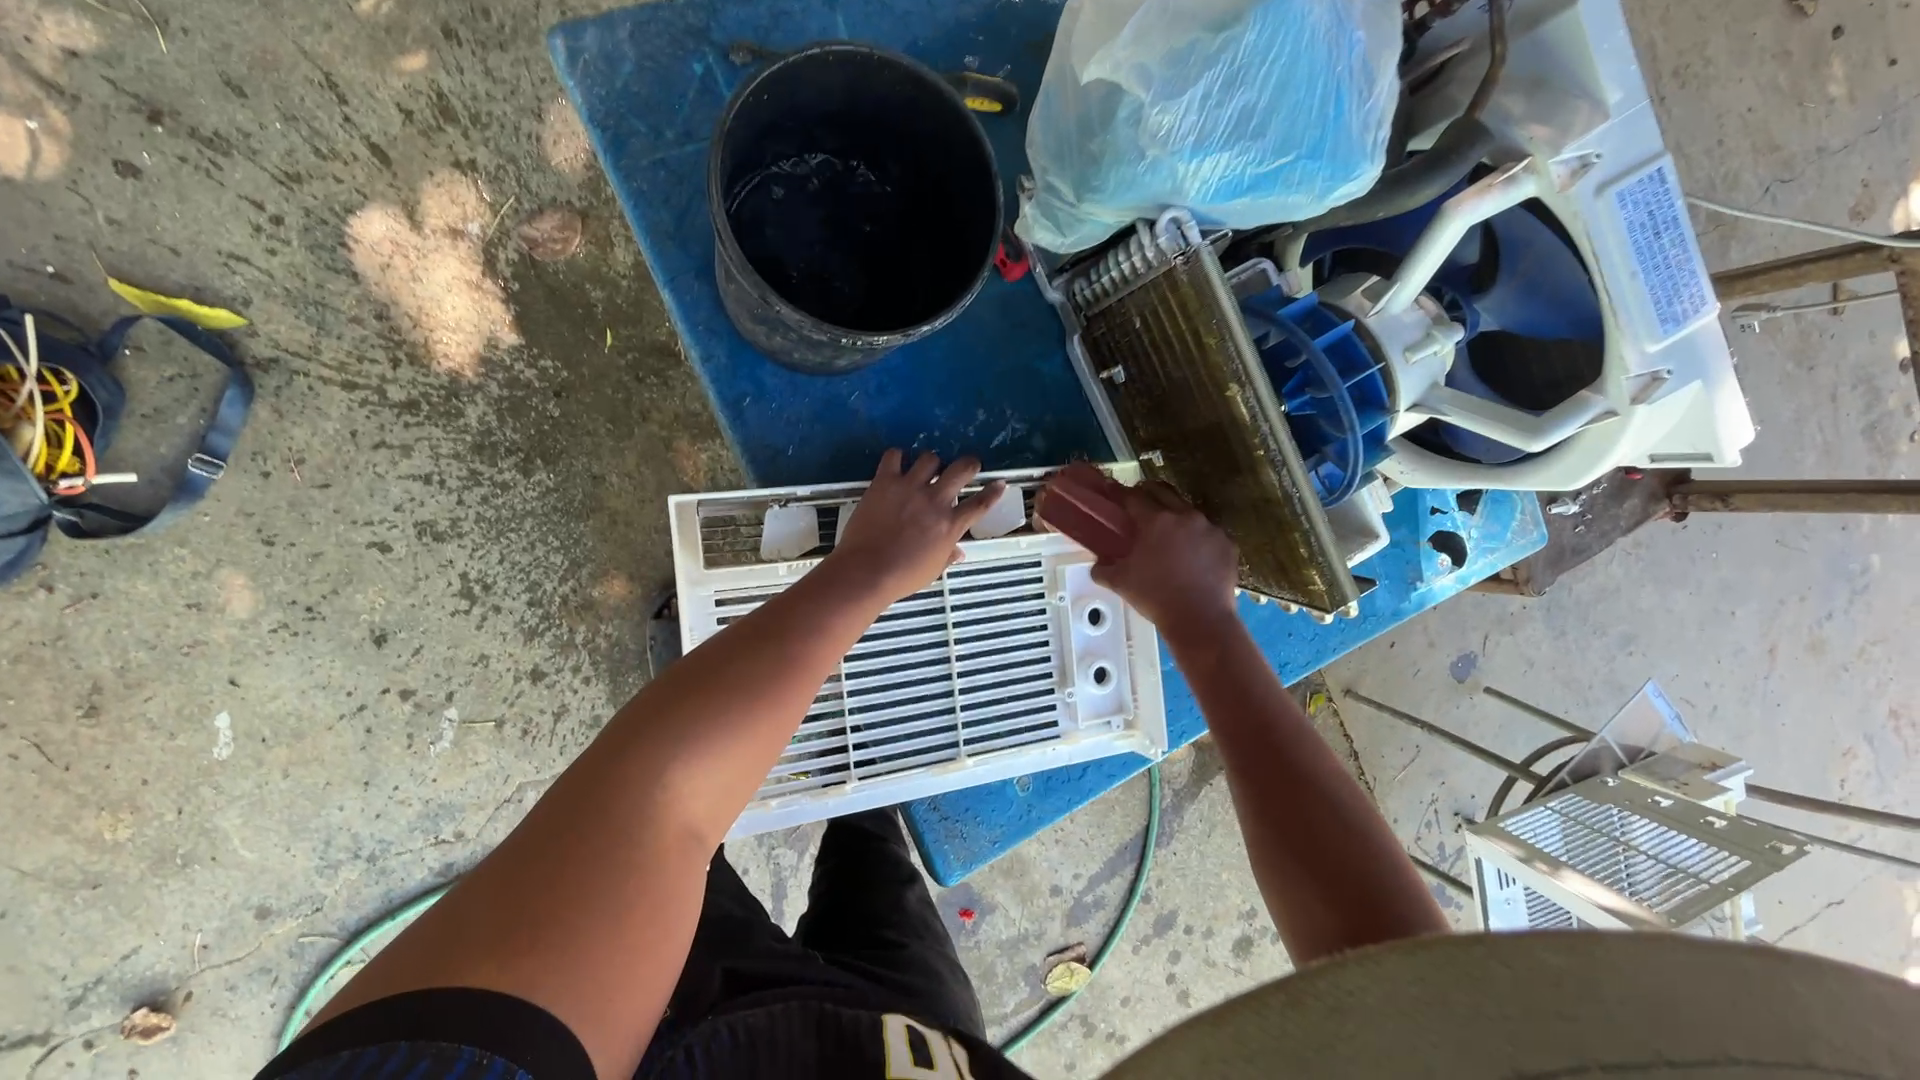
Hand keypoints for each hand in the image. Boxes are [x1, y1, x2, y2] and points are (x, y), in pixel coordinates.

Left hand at [825, 450, 1006, 603]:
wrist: (866, 570)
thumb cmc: (902, 576)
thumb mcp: (932, 569)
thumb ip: (947, 555)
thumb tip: (958, 553)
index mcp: (950, 525)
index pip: (980, 504)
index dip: (993, 492)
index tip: (999, 482)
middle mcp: (935, 500)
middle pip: (961, 469)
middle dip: (968, 464)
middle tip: (966, 466)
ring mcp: (910, 487)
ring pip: (930, 458)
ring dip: (932, 462)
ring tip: (927, 468)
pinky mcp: (885, 481)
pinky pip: (894, 456)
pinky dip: (898, 457)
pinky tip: (898, 463)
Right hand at [1091, 482, 1239, 643]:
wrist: (1200, 619)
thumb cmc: (1155, 597)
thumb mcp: (1120, 583)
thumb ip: (1103, 568)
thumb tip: (1098, 564)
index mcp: (1155, 521)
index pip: (1133, 496)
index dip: (1120, 493)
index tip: (1112, 492)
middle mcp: (1185, 516)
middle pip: (1163, 492)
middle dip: (1147, 493)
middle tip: (1138, 504)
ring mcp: (1210, 528)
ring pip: (1188, 511)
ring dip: (1175, 516)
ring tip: (1168, 534)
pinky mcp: (1227, 544)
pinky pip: (1209, 533)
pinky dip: (1198, 539)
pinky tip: (1193, 557)